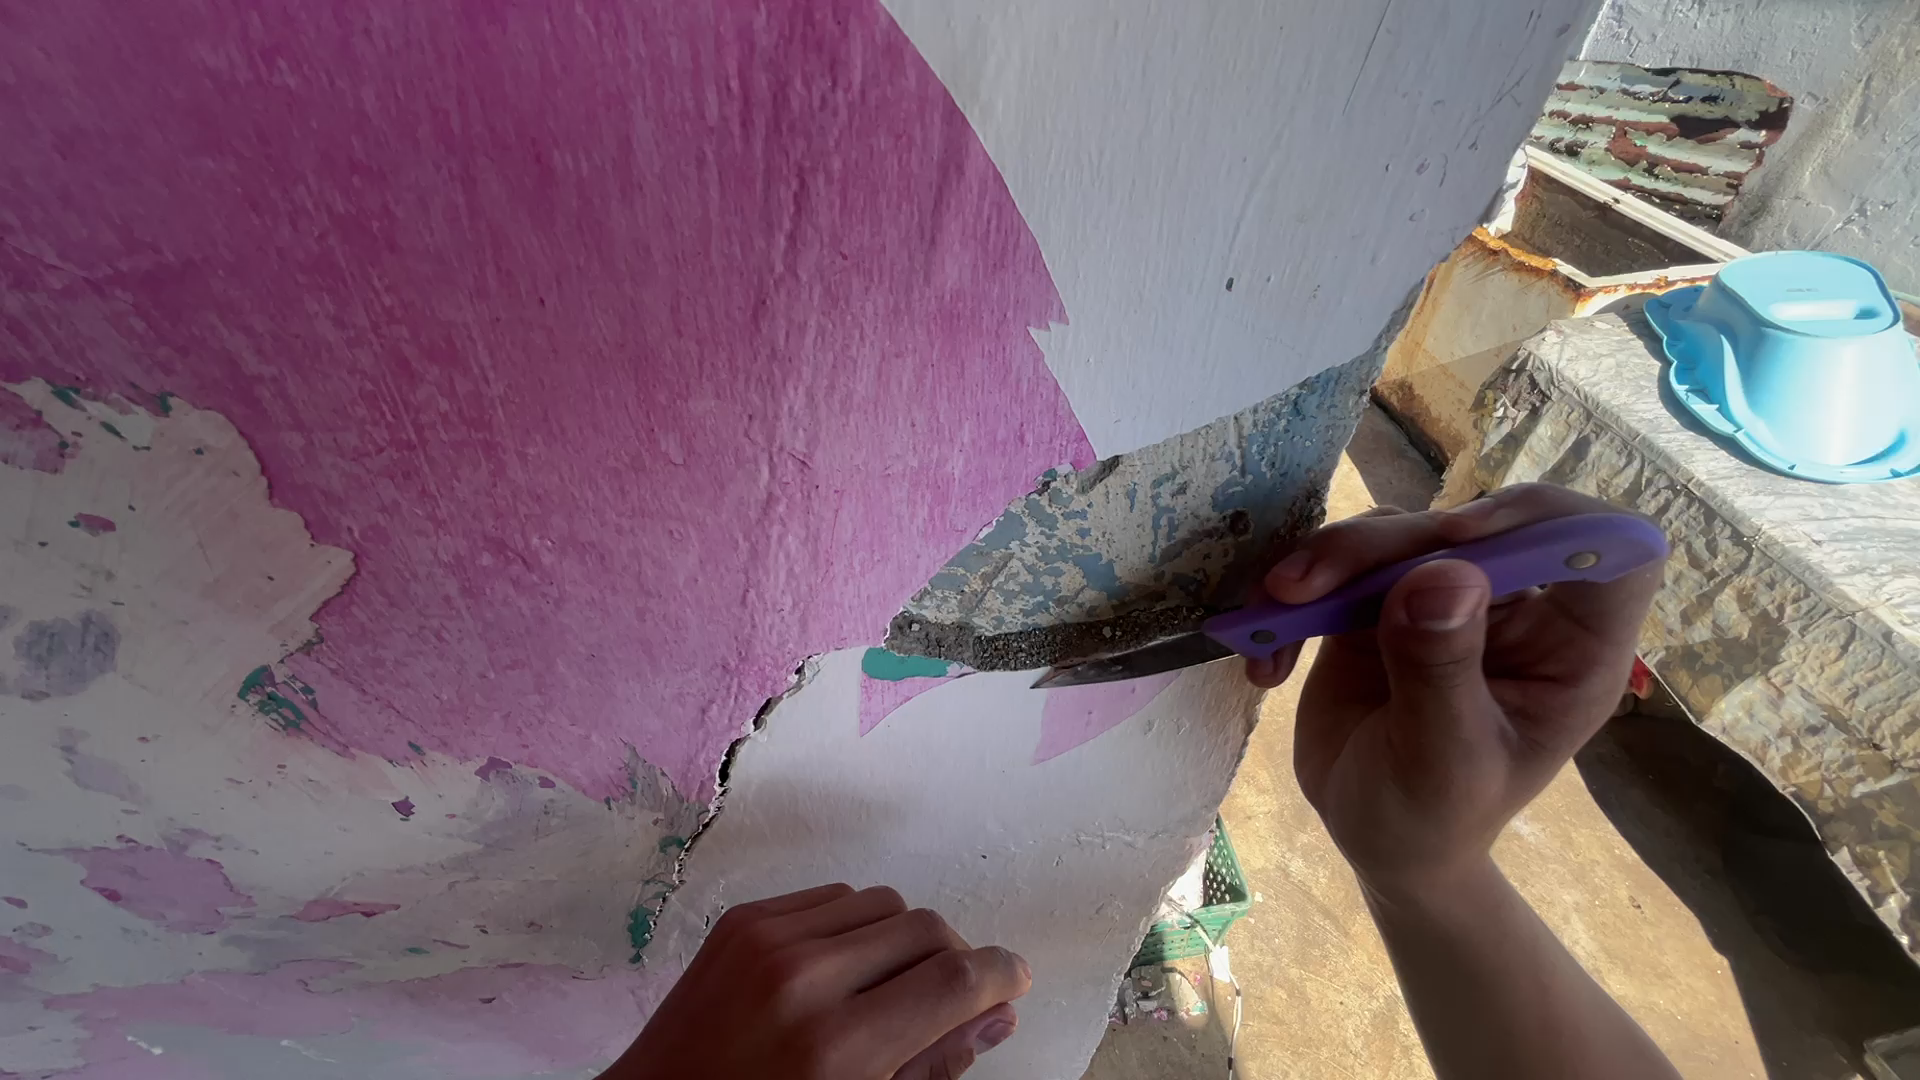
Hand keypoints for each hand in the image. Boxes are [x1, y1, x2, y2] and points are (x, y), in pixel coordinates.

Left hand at [606, 883, 1030, 1079]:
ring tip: (884, 986)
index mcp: (836, 1051)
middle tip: (949, 994)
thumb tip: (997, 1012)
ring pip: (884, 901)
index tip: (1013, 977)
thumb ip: (932, 1066)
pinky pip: (834, 895)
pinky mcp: (744, 917)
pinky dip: (854, 925)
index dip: (999, 974)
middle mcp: (804, 979)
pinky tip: (839, 967)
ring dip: (901, 939)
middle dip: (953, 957)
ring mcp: (767, 938)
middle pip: (926, 927)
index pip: (953, 981)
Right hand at [1245, 484, 1662, 898]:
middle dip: (1374, 547)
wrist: (1371, 832)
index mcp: (1565, 647)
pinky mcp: (1372, 607)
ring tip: (1271, 615)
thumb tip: (1441, 575)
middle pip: (1455, 528)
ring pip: (1386, 537)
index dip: (1539, 518)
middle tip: (1299, 589)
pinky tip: (1265, 662)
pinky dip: (1287, 605)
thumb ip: (1442, 670)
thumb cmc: (1431, 815)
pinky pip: (1332, 571)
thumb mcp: (1442, 760)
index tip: (1456, 537)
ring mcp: (1433, 602)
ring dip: (1320, 566)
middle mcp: (1506, 609)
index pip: (1601, 545)